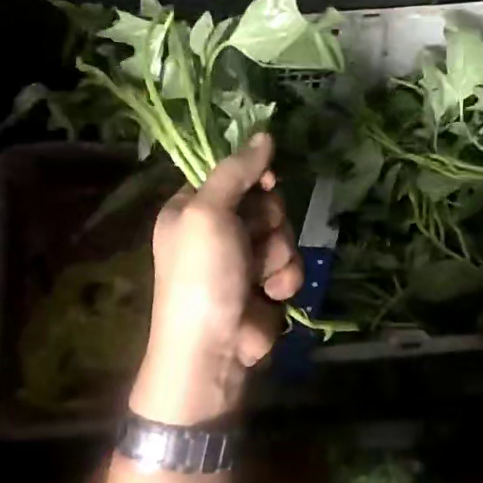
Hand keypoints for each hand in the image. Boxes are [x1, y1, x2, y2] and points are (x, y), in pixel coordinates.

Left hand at [134, 133, 302, 423]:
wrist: (212, 350)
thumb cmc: (201, 275)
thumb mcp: (208, 213)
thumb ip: (236, 171)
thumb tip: (264, 132)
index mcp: (192, 209)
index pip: (232, 175)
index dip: (254, 177)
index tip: (267, 184)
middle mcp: (216, 231)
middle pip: (264, 203)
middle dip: (269, 222)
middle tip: (254, 239)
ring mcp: (243, 261)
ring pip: (283, 234)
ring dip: (278, 255)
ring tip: (260, 278)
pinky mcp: (265, 287)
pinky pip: (290, 266)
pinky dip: (284, 280)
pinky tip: (270, 296)